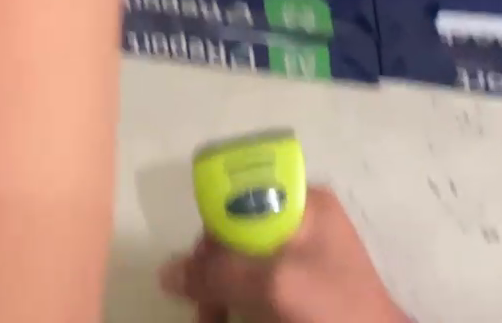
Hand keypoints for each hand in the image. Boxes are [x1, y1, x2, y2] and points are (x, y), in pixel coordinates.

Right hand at [160, 188, 407, 322]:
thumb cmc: (334, 309)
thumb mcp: (276, 284)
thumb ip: (220, 272)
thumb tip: (166, 270)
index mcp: (306, 202)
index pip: (245, 192)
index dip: (216, 225)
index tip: (199, 263)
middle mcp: (303, 222)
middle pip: (239, 232)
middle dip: (214, 271)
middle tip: (204, 309)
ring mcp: (304, 258)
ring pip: (245, 265)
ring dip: (221, 294)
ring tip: (212, 321)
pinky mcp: (301, 291)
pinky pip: (258, 289)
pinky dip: (239, 306)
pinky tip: (227, 320)